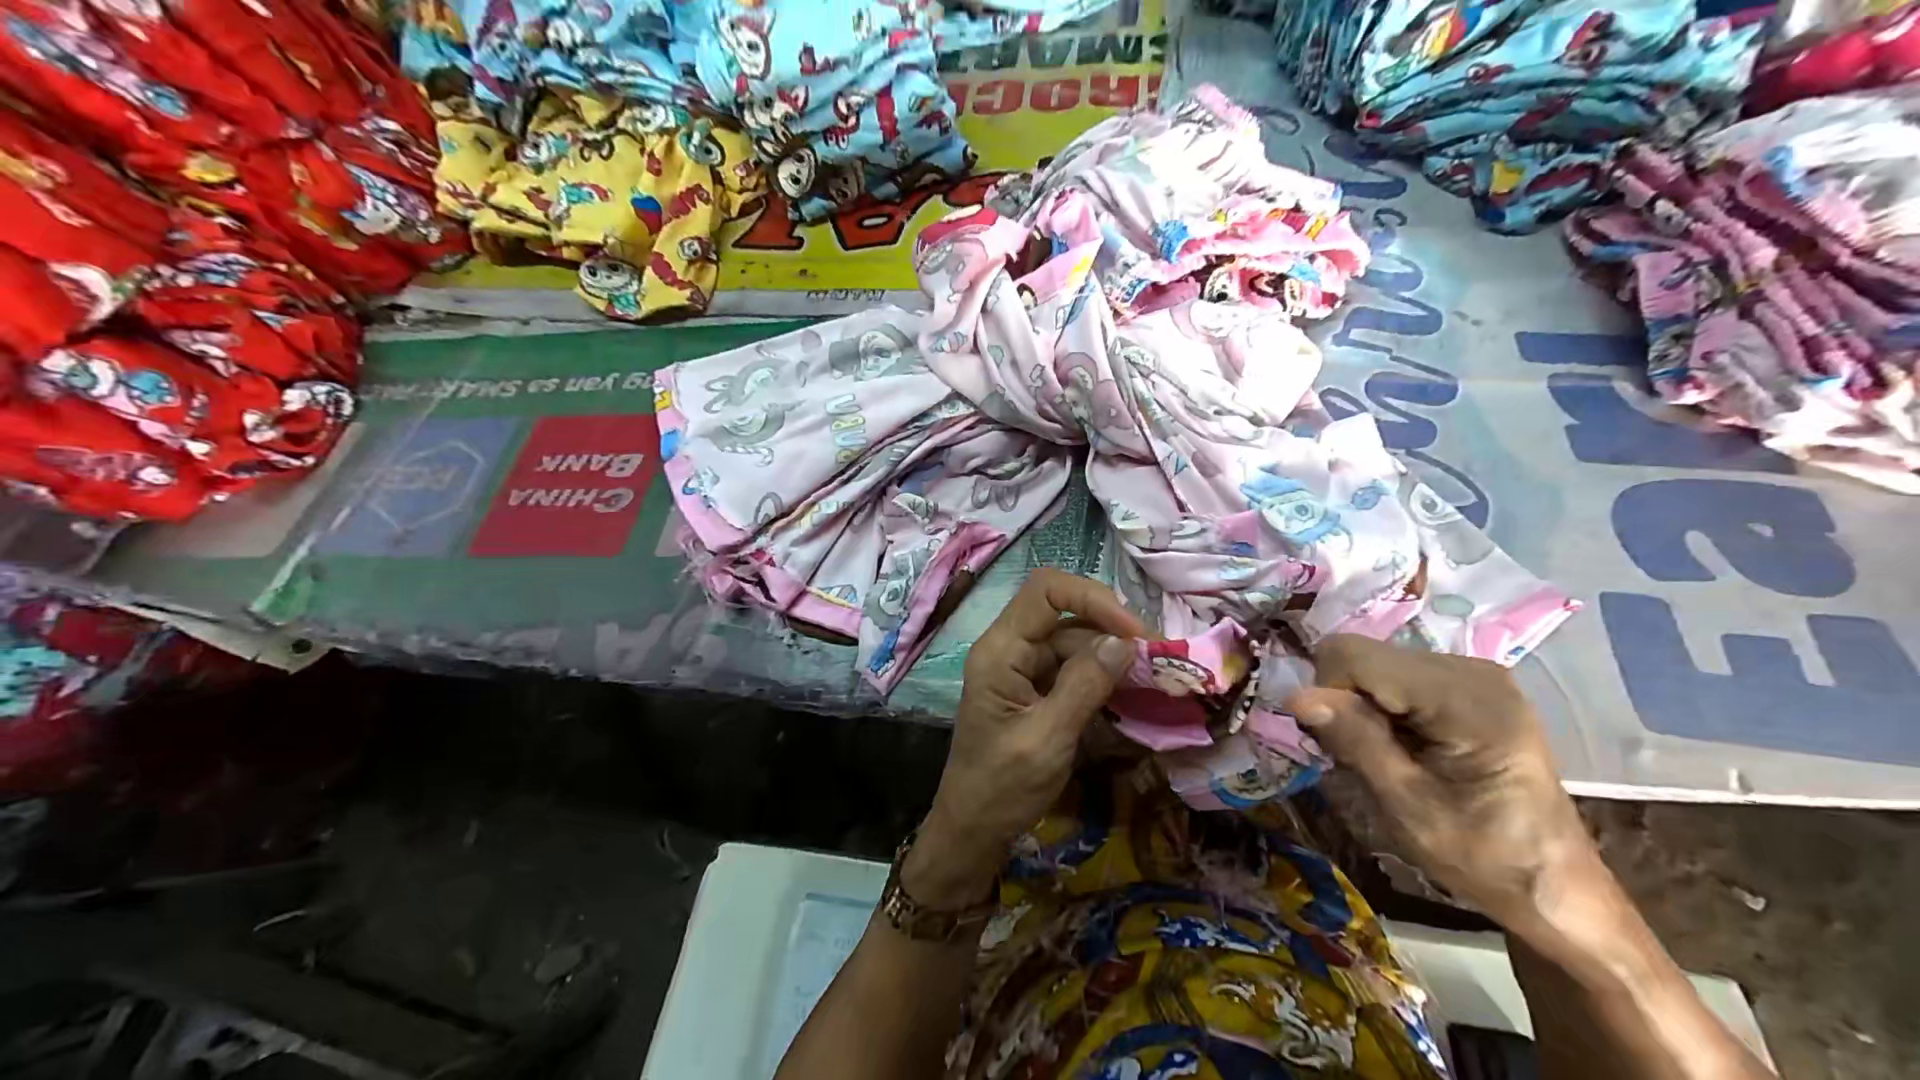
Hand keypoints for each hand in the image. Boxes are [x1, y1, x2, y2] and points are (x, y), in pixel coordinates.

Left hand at [902, 569, 1143, 910]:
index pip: (1045, 591)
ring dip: (1116, 656)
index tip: (1135, 633)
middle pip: (1067, 616)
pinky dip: (1106, 677)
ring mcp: (1024, 670)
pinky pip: (1076, 669)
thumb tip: (1124, 641)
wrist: (973, 831)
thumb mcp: (1047, 739)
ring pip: (1077, 642)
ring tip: (1158, 678)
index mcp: (1000, 651)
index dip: (1093, 598)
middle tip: (1162, 661)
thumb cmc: (1001, 788)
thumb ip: (1084, 686)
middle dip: (1114, 632)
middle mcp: (1011, 649)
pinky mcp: (1038, 690)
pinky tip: (1135, 692)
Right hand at [1286, 635, 1597, 927]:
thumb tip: (1295, 695)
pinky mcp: (1469, 680)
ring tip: (1382, 751)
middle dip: (1342, 698)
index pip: (1354, 655)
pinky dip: (1380, 702)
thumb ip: (1354, 741)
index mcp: (1466, 699)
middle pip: (1361, 653)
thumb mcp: (1407, 807)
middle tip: (1361, 754)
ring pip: (1372, 659)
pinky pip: (1395, 671)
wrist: (1552, 884)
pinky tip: (1401, 740)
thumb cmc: (1482, 855)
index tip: (1337, 744)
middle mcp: (1472, 668)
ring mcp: (1474, 671)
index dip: (1328, 692)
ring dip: (1359, 702)